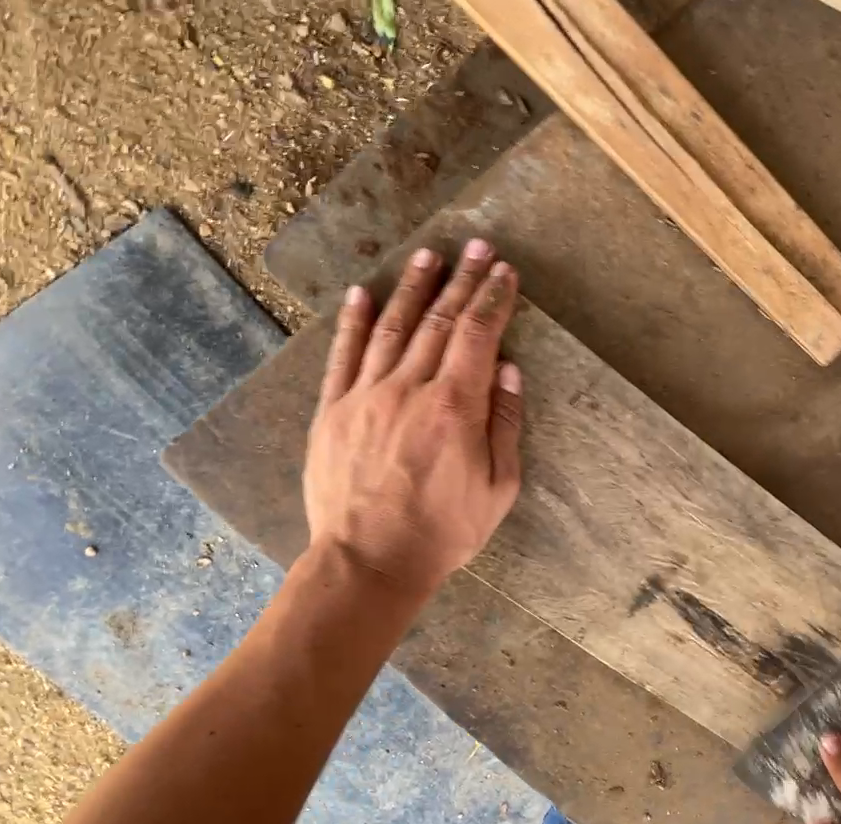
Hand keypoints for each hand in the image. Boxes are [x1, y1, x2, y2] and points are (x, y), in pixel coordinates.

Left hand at [303, 239, 523, 600]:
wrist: (371, 560)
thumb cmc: (445, 530)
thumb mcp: (499, 488)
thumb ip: (504, 425)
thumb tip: (507, 371)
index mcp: (455, 408)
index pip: (479, 336)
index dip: (493, 299)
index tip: (504, 271)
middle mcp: (409, 389)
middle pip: (439, 321)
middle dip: (461, 280)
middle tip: (476, 246)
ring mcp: (365, 395)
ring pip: (392, 328)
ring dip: (413, 288)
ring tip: (428, 257)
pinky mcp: (332, 410)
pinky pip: (343, 354)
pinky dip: (353, 321)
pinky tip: (363, 293)